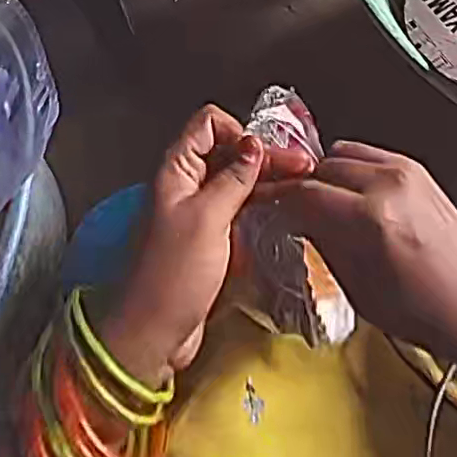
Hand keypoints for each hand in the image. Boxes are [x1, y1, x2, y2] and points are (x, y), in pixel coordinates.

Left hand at [97, 105, 314, 383]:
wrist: (152, 333)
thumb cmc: (173, 273)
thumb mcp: (207, 219)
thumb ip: (233, 179)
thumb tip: (254, 144)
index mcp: (177, 168)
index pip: (208, 123)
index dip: (238, 131)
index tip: (263, 155)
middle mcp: (188, 181)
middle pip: (228, 150)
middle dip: (264, 154)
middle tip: (304, 165)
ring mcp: (200, 208)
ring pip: (237, 178)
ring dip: (268, 177)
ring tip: (304, 183)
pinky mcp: (211, 234)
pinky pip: (238, 205)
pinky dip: (260, 200)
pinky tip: (285, 205)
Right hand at [258, 141, 456, 375]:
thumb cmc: (433, 312)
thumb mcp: (361, 291)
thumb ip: (324, 245)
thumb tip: (297, 220)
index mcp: (372, 221)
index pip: (304, 194)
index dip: (277, 198)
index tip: (263, 203)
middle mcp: (388, 185)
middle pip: (318, 167)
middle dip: (299, 186)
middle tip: (289, 207)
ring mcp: (403, 171)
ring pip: (338, 153)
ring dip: (323, 175)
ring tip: (322, 202)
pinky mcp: (412, 167)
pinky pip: (363, 154)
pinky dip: (347, 169)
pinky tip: (348, 194)